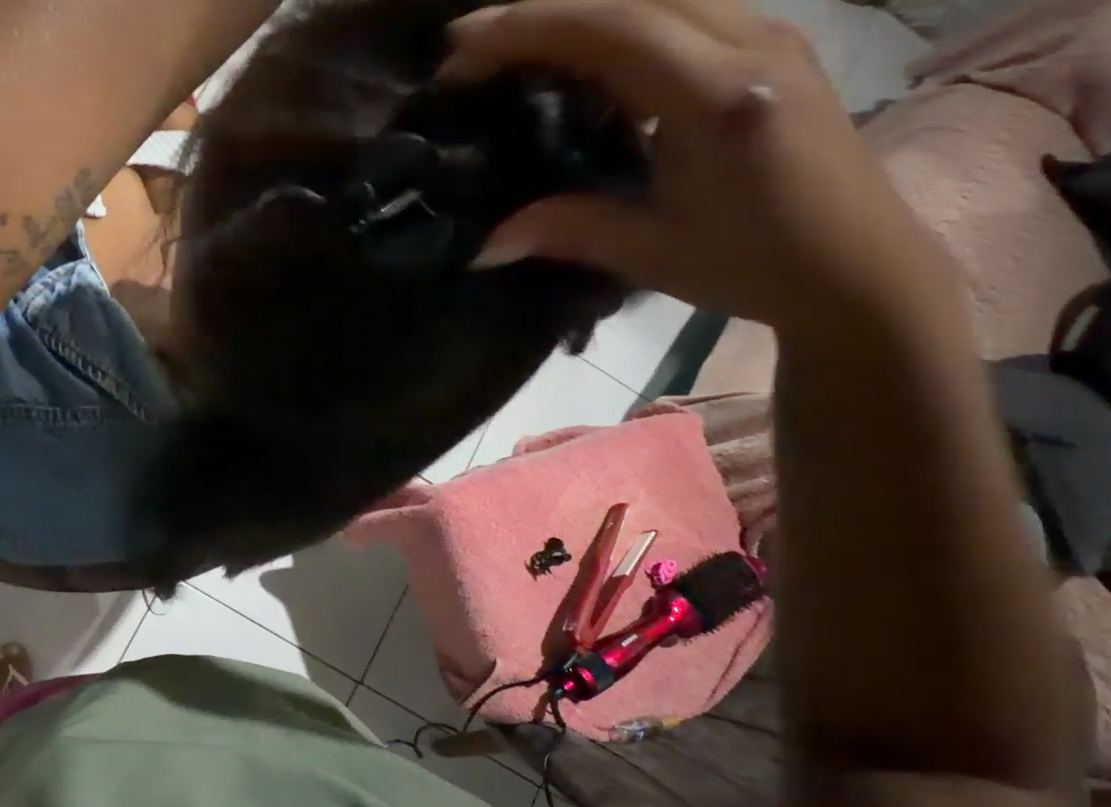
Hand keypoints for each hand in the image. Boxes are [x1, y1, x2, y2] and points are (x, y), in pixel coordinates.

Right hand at [446, 0, 962, 331]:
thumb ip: (568, 230)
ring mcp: (769, 37)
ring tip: (521, 49)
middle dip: (546, 11)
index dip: (530, 27)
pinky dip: (623, 23)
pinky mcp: (772, 48)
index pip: (614, 28)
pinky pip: (686, 11)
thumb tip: (484, 243)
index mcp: (720, 99)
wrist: (858, 268)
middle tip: (476, 47)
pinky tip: (589, 59)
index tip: (461, 46)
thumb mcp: (653, 253)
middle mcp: (751, 45)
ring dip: (584, 12)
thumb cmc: (757, 266)